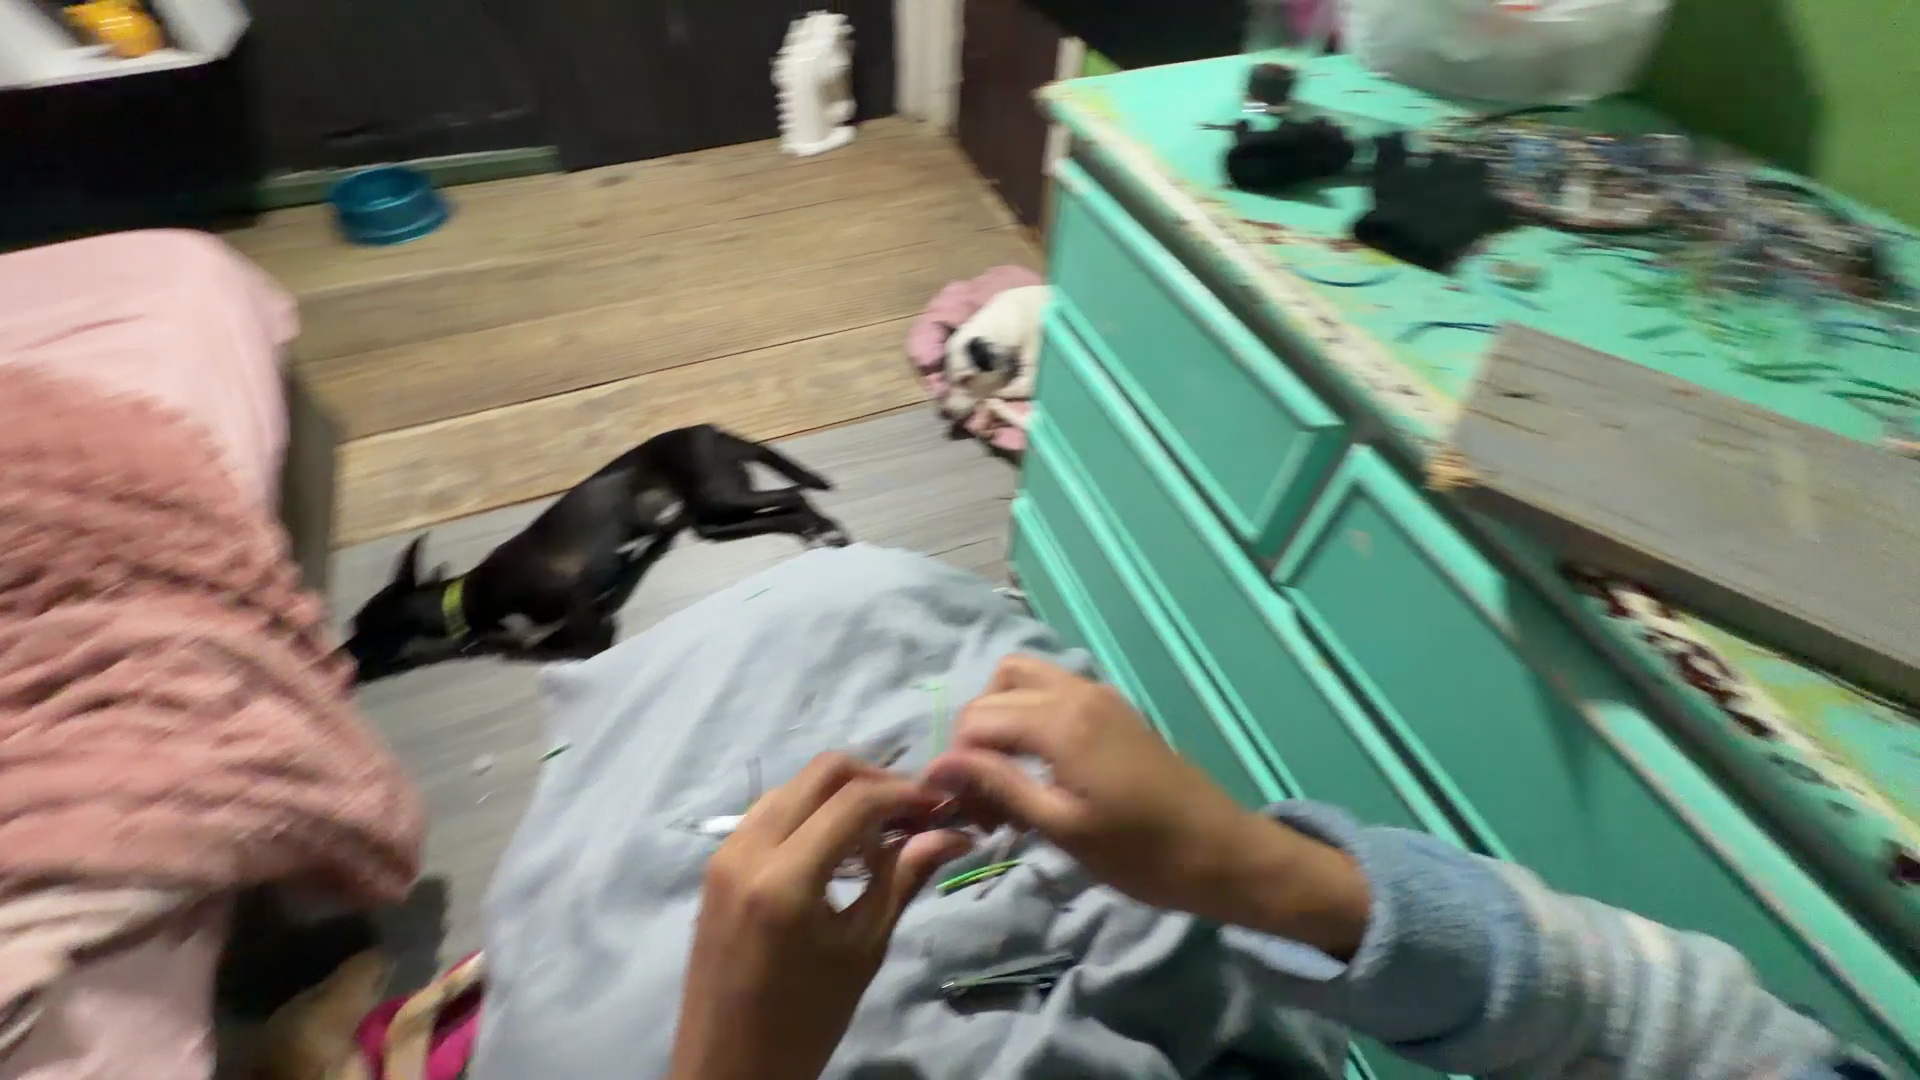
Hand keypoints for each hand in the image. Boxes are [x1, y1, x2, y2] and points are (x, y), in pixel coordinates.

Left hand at [669, 753, 971, 1079]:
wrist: (725, 1072)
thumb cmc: (804, 1022)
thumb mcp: (863, 949)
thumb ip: (903, 878)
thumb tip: (953, 833)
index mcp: (784, 880)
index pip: (855, 800)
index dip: (904, 793)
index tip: (939, 805)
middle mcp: (748, 849)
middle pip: (823, 771)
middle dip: (876, 779)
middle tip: (912, 811)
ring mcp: (726, 850)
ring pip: (797, 783)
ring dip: (843, 791)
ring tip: (880, 828)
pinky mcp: (719, 860)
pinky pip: (773, 807)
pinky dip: (812, 807)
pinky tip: (838, 841)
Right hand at [924, 655, 1369, 958]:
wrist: (1222, 851)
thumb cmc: (1141, 853)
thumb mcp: (1061, 827)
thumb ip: (998, 785)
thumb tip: (940, 766)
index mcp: (1060, 720)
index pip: (977, 719)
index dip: (957, 761)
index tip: (963, 810)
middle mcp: (1075, 691)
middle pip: (995, 690)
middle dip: (976, 738)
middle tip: (985, 796)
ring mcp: (1097, 693)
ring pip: (1023, 677)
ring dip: (1001, 718)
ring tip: (1008, 773)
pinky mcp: (1111, 706)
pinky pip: (1052, 689)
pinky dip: (1030, 715)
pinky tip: (1039, 765)